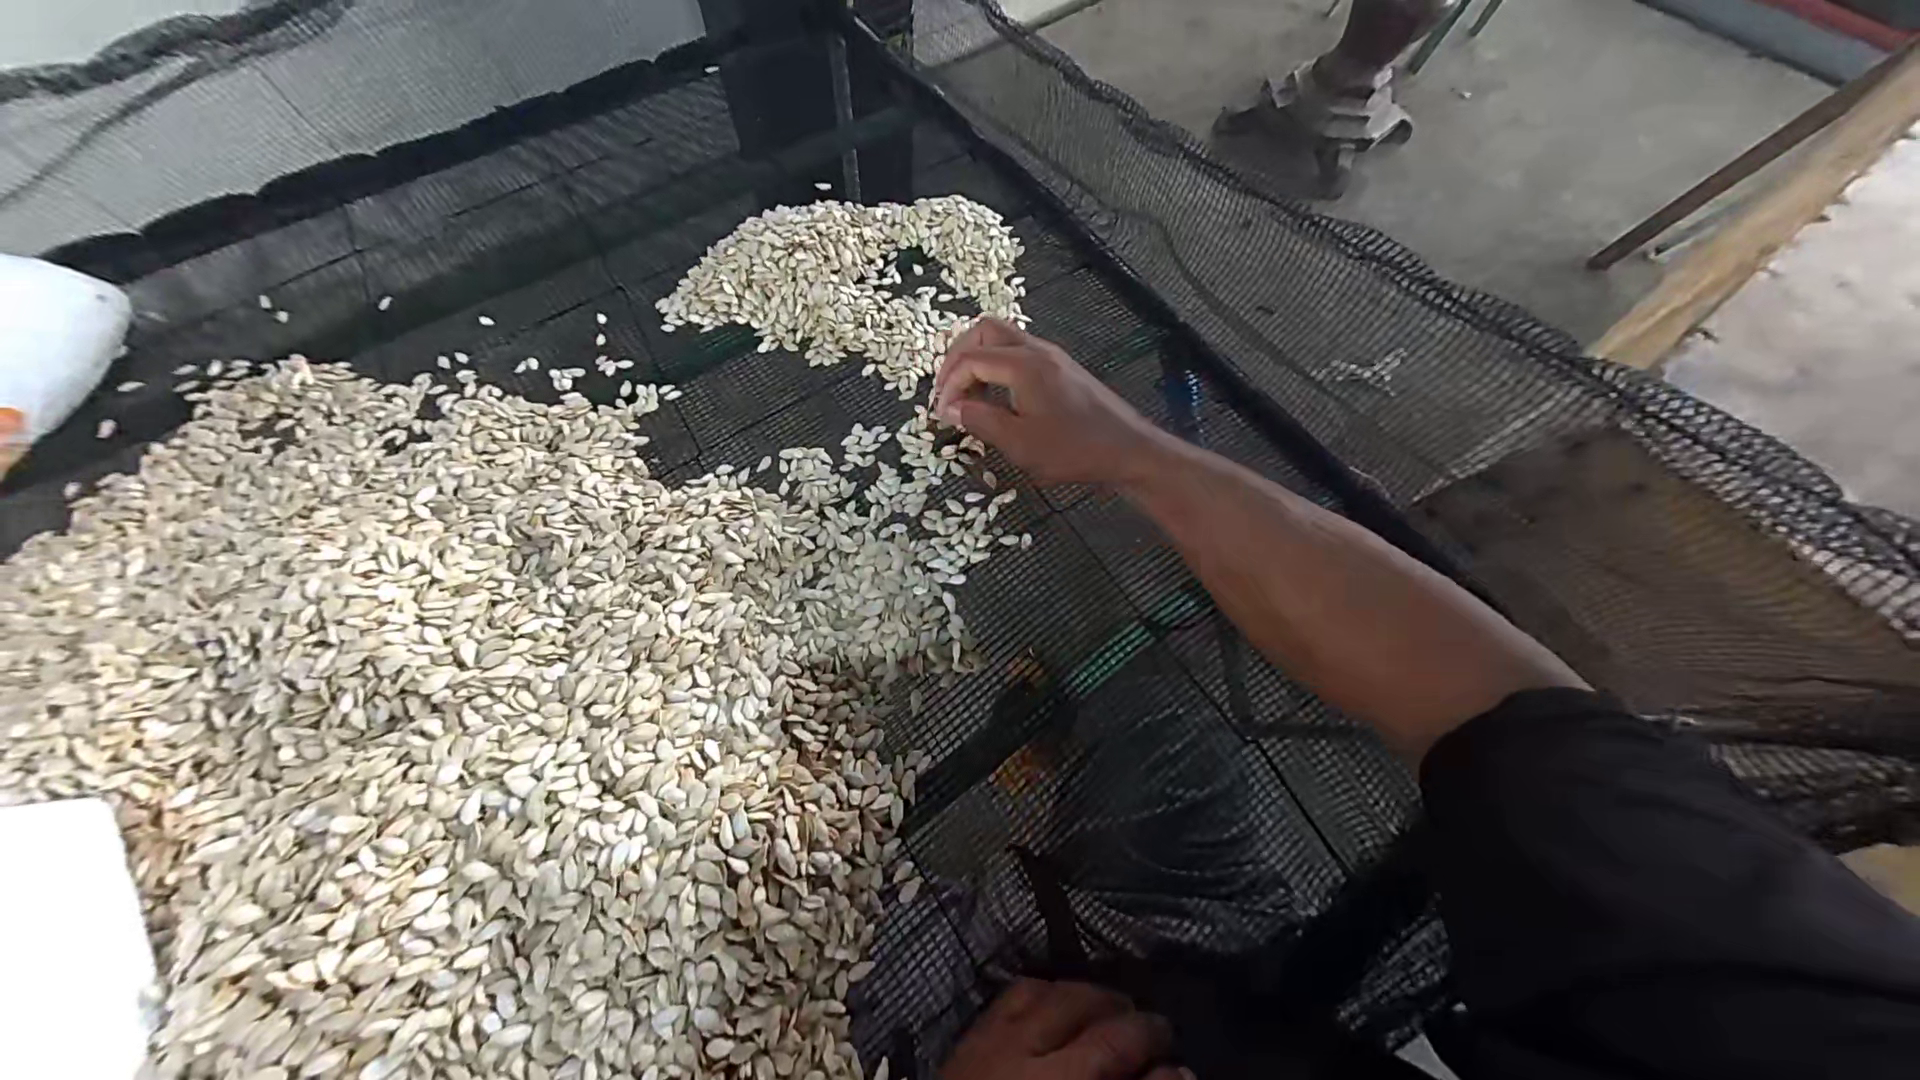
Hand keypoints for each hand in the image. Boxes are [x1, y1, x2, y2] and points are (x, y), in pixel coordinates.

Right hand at [933, 319, 1168, 486]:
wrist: (1127, 448)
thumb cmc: (1073, 449)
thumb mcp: (1019, 443)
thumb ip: (980, 421)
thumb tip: (951, 408)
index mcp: (1024, 365)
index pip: (970, 360)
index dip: (948, 385)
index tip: (941, 413)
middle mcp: (1037, 351)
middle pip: (984, 331)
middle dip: (958, 357)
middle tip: (947, 390)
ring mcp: (1051, 357)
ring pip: (1002, 338)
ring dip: (978, 360)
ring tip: (967, 394)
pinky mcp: (1061, 368)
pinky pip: (1018, 352)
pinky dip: (997, 366)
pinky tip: (995, 396)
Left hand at [942, 979, 1185, 1079]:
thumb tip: (1170, 1078)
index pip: (1118, 1066)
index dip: (1162, 1070)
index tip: (1184, 1067)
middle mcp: (1037, 1075)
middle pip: (1100, 1034)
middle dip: (1138, 1026)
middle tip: (1159, 1029)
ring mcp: (1002, 1047)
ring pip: (1060, 1000)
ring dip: (1096, 997)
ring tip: (1117, 1004)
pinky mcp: (975, 1036)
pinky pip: (1018, 993)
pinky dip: (1048, 988)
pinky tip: (1060, 995)